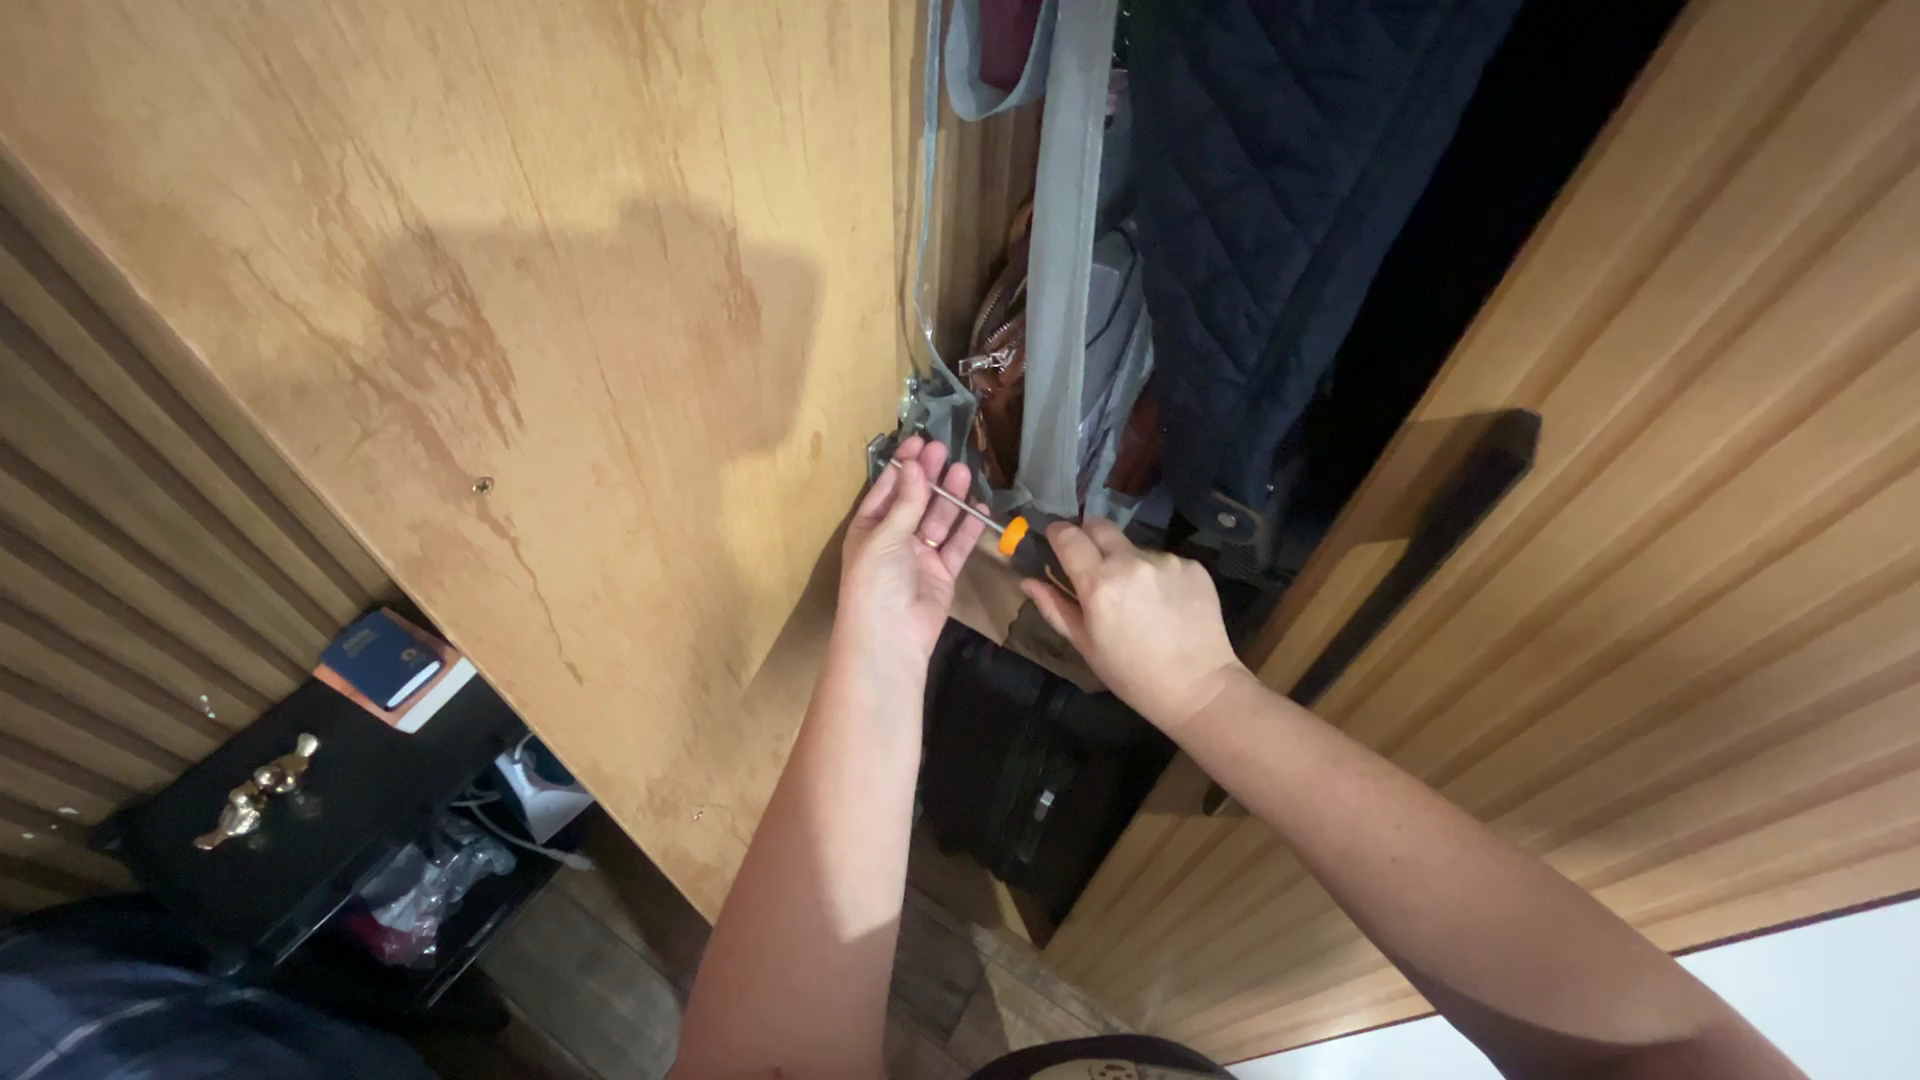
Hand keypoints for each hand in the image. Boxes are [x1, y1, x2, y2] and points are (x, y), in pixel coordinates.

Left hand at [837, 435, 989, 667]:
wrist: (889, 636)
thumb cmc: (874, 582)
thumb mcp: (884, 537)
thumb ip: (906, 503)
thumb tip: (914, 466)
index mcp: (869, 528)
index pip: (888, 490)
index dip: (904, 466)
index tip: (919, 442)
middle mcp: (894, 539)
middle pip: (916, 501)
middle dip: (929, 476)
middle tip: (944, 451)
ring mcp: (919, 556)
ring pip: (938, 519)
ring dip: (951, 496)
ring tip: (964, 471)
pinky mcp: (942, 573)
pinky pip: (957, 544)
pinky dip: (967, 526)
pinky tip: (978, 505)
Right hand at [1021, 519, 1246, 734]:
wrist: (1198, 688)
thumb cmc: (1132, 674)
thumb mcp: (1085, 645)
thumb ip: (1054, 607)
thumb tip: (1028, 580)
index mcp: (1098, 584)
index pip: (1068, 536)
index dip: (1057, 533)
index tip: (1055, 540)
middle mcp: (1131, 562)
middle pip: (1099, 526)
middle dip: (1088, 536)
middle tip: (1090, 563)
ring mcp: (1166, 561)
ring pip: (1134, 547)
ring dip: (1127, 562)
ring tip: (1137, 598)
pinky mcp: (1193, 566)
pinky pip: (1164, 561)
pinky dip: (1157, 575)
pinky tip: (1165, 604)